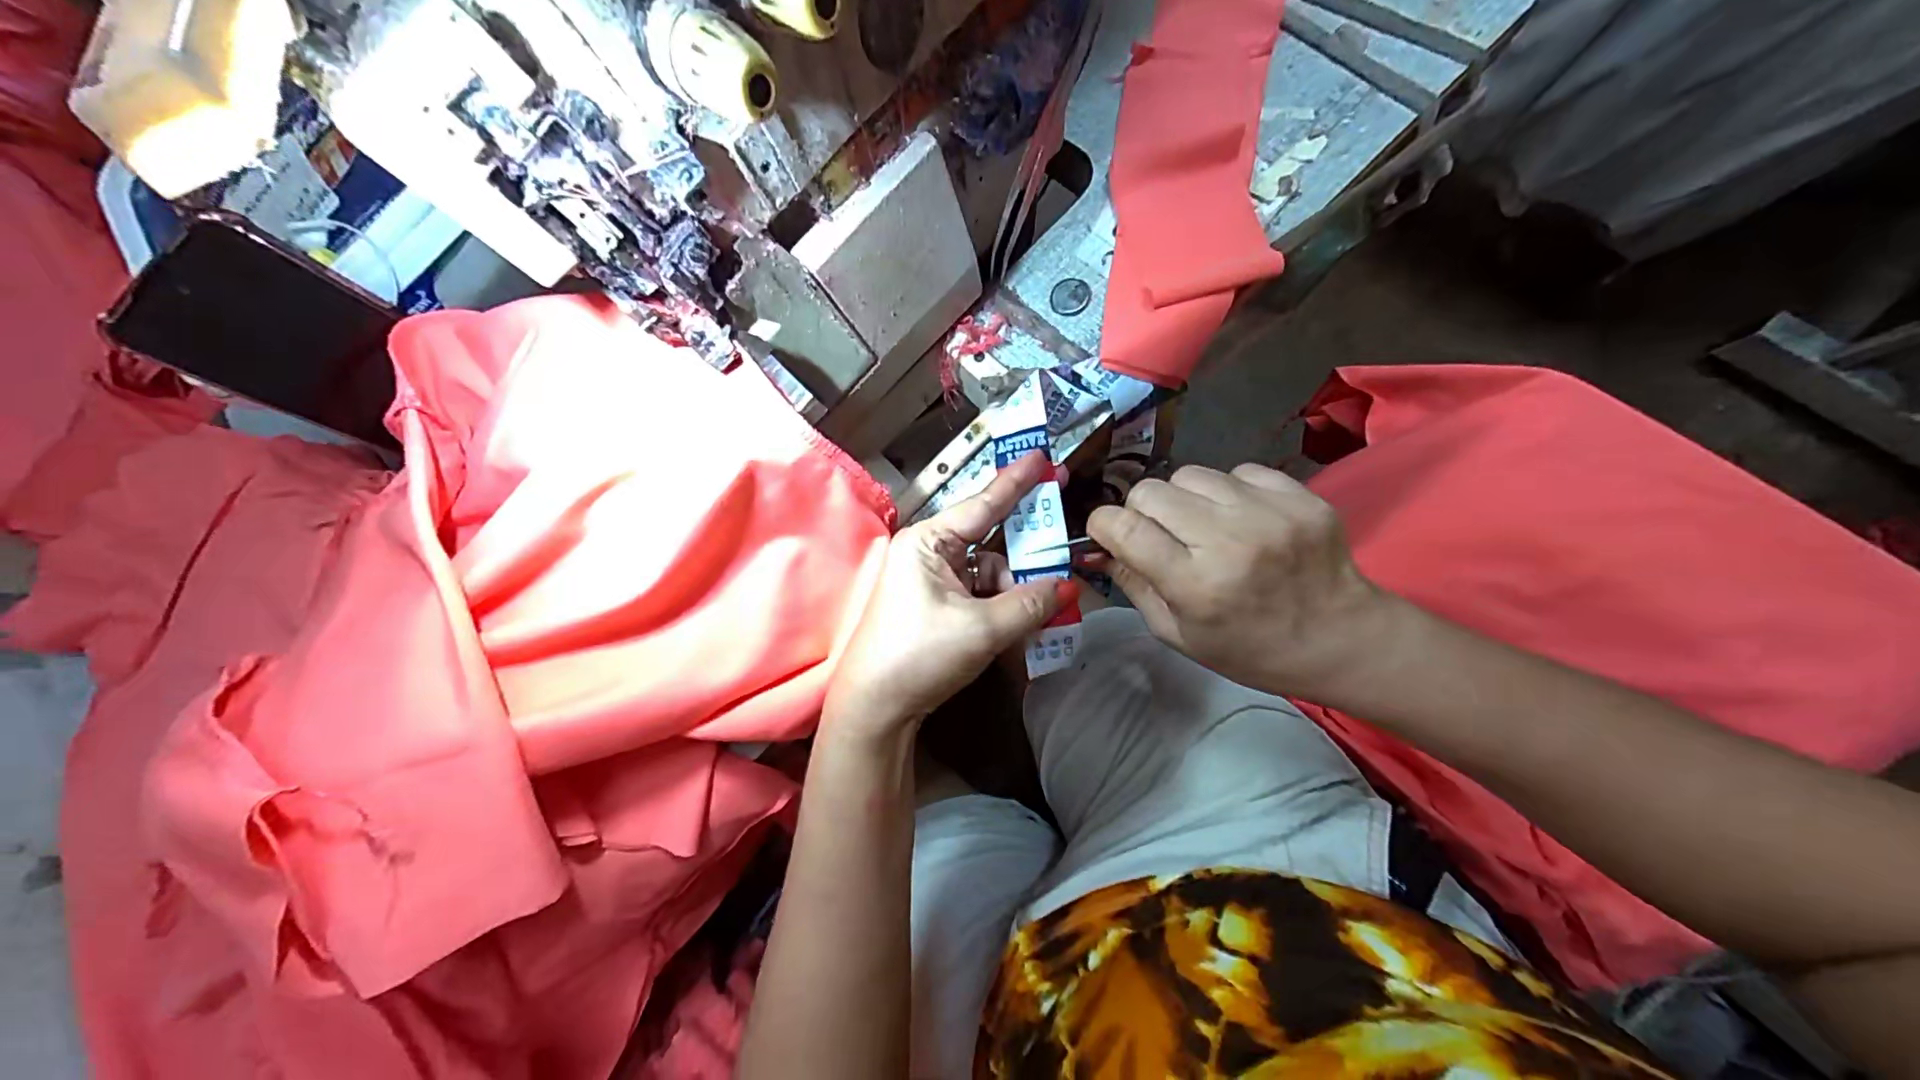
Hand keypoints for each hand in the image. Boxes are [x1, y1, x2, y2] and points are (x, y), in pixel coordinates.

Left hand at [823, 451, 1077, 743]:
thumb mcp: (983, 628)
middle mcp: (928, 555)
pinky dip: (1003, 609)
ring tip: (1038, 618)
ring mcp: (931, 583)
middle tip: (1059, 558)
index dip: (1017, 482)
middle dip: (1025, 559)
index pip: (982, 504)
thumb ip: (1032, 603)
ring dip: (1017, 593)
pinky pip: (981, 597)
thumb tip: (1069, 585)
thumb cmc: (919, 655)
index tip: (1044, 458)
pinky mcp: (936, 609)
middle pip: (992, 544)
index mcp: (928, 542)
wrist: (875, 710)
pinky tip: (1020, 628)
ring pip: (991, 575)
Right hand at [1085, 463, 1400, 699]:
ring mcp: (1268, 512)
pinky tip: (1243, 519)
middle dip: (1142, 511)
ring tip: (1205, 526)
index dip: (1103, 525)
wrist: (1343, 639)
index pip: (1123, 527)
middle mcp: (1229, 540)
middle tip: (1161, 535)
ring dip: (1185, 499)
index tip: (1109, 534)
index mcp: (1196, 585)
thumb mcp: (1178, 634)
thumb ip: (1134, 584)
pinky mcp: (1299, 495)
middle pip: (1150, 491)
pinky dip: (1228, 492)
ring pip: (1190, 474)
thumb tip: (1097, 548)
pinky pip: (1237, 471)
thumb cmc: (1250, 650)